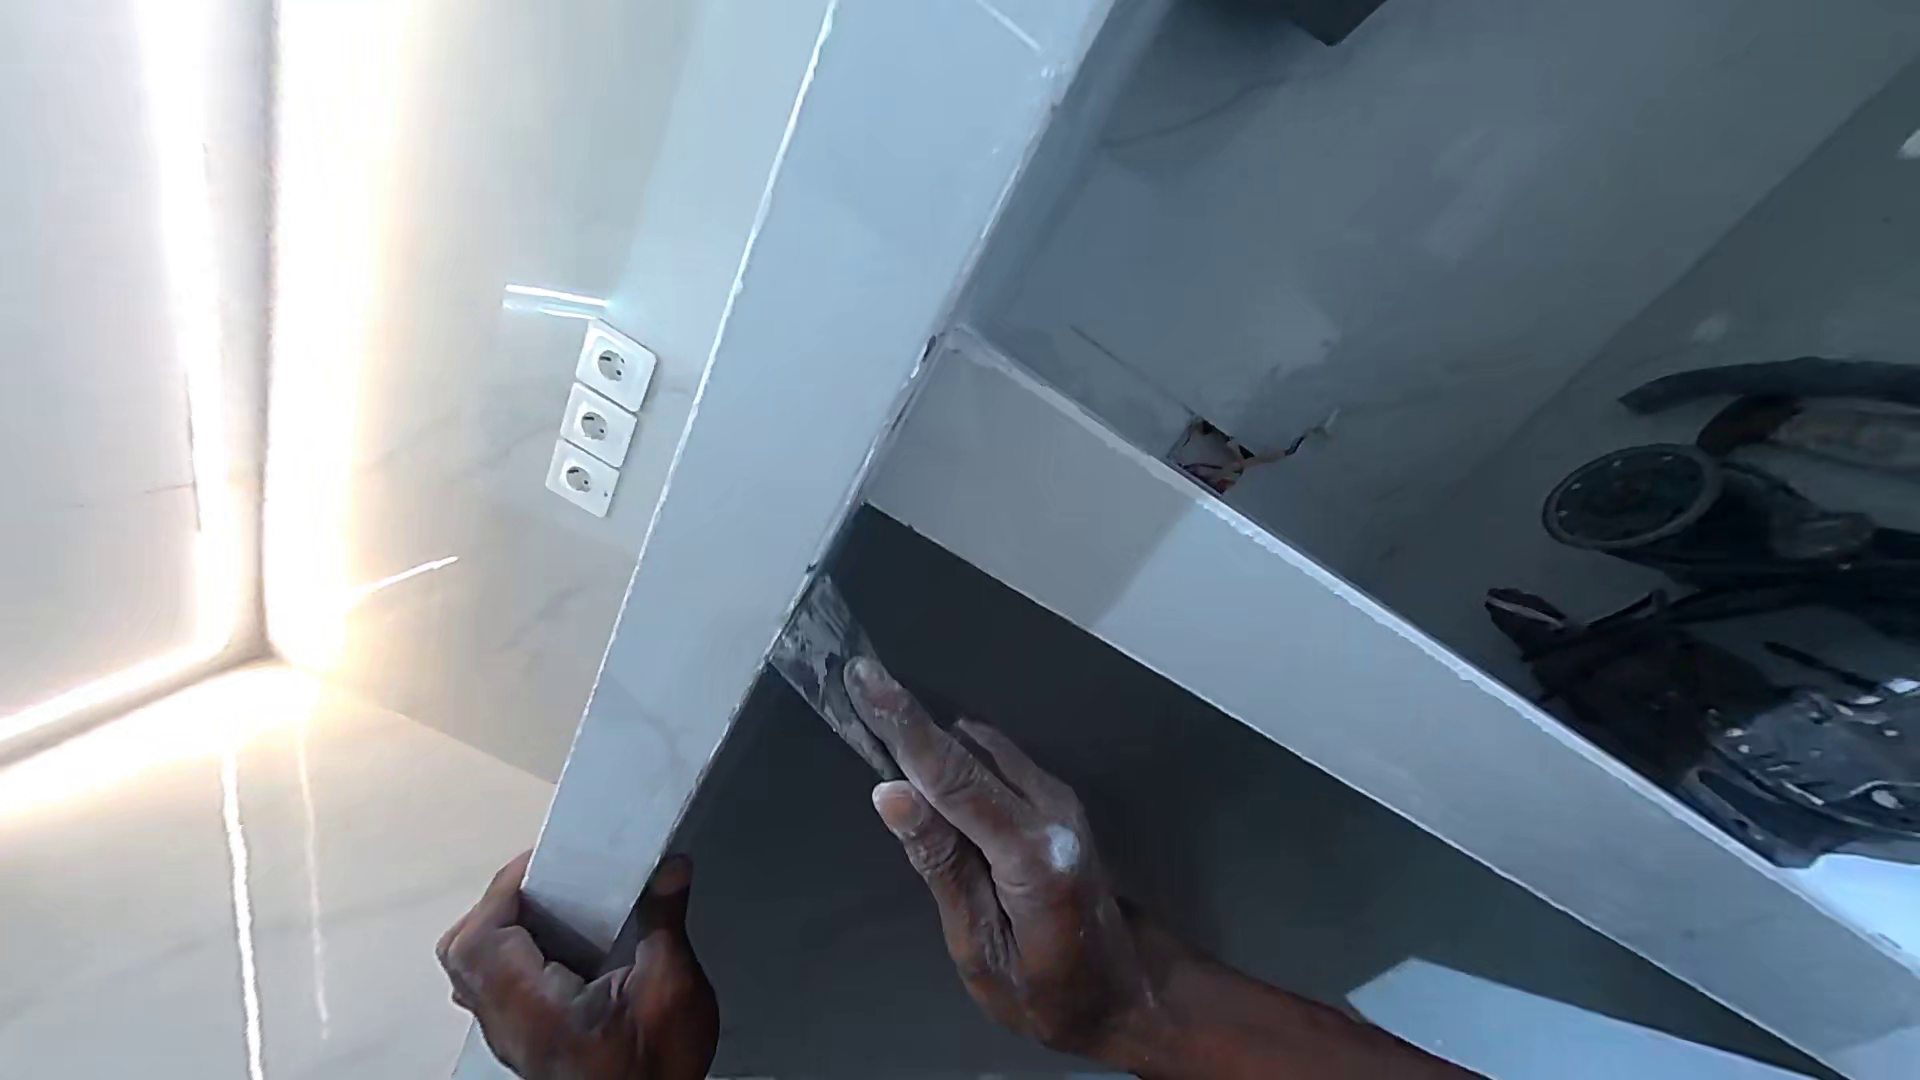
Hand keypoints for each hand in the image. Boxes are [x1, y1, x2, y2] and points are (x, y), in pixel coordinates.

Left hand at [438, 852, 718, 1079]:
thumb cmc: (658, 1063)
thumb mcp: (673, 986)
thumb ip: (664, 921)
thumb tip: (672, 864)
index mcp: (534, 1010)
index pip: (479, 944)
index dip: (501, 892)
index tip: (545, 858)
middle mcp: (508, 1023)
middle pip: (461, 954)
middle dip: (497, 901)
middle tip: (551, 871)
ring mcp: (513, 1033)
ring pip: (473, 969)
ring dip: (502, 921)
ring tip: (559, 892)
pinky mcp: (529, 1035)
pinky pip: (496, 979)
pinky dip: (515, 942)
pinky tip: (566, 930)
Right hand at [845, 656, 1174, 1067]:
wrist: (1125, 986)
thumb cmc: (1046, 992)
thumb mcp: (979, 947)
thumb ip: (939, 863)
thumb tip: (891, 793)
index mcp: (1034, 854)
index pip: (956, 777)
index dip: (906, 726)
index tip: (866, 681)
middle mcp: (1052, 807)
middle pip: (968, 748)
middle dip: (909, 720)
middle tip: (859, 690)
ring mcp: (1059, 793)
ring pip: (981, 744)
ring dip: (930, 736)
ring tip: (879, 719)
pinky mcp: (1055, 791)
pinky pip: (995, 756)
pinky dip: (954, 751)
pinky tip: (924, 759)